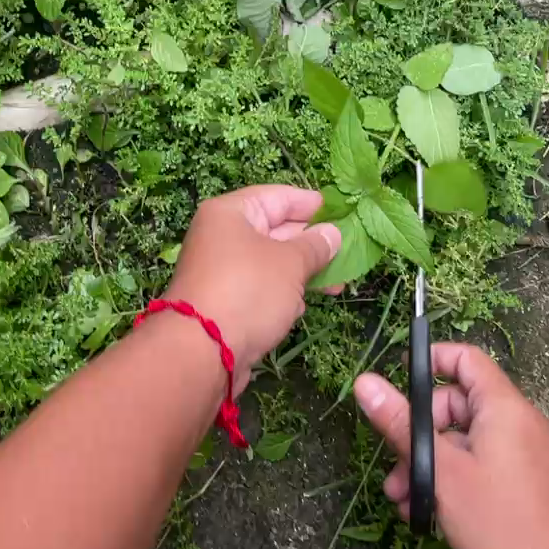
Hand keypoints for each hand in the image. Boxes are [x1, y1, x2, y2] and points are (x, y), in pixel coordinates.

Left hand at [165, 185, 339, 391]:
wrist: (201, 352)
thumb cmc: (247, 291)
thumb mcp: (289, 263)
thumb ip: (314, 246)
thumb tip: (332, 233)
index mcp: (230, 213)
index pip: (277, 197)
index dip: (310, 203)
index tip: (341, 211)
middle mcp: (222, 235)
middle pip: (275, 229)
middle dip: (311, 242)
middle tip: (347, 251)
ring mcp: (221, 269)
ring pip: (270, 262)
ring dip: (302, 271)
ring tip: (336, 284)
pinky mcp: (224, 301)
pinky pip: (260, 287)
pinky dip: (282, 293)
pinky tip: (302, 305)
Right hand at [356, 344, 548, 548]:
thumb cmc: (501, 522)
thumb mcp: (441, 471)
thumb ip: (401, 424)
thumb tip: (365, 382)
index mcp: (504, 407)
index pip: (465, 359)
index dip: (431, 360)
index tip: (398, 379)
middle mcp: (517, 424)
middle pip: (457, 404)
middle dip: (419, 430)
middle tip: (395, 461)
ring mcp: (522, 456)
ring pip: (463, 441)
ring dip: (428, 463)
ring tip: (403, 496)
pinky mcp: (522, 486)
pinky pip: (478, 465)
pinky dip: (451, 479)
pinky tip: (426, 510)